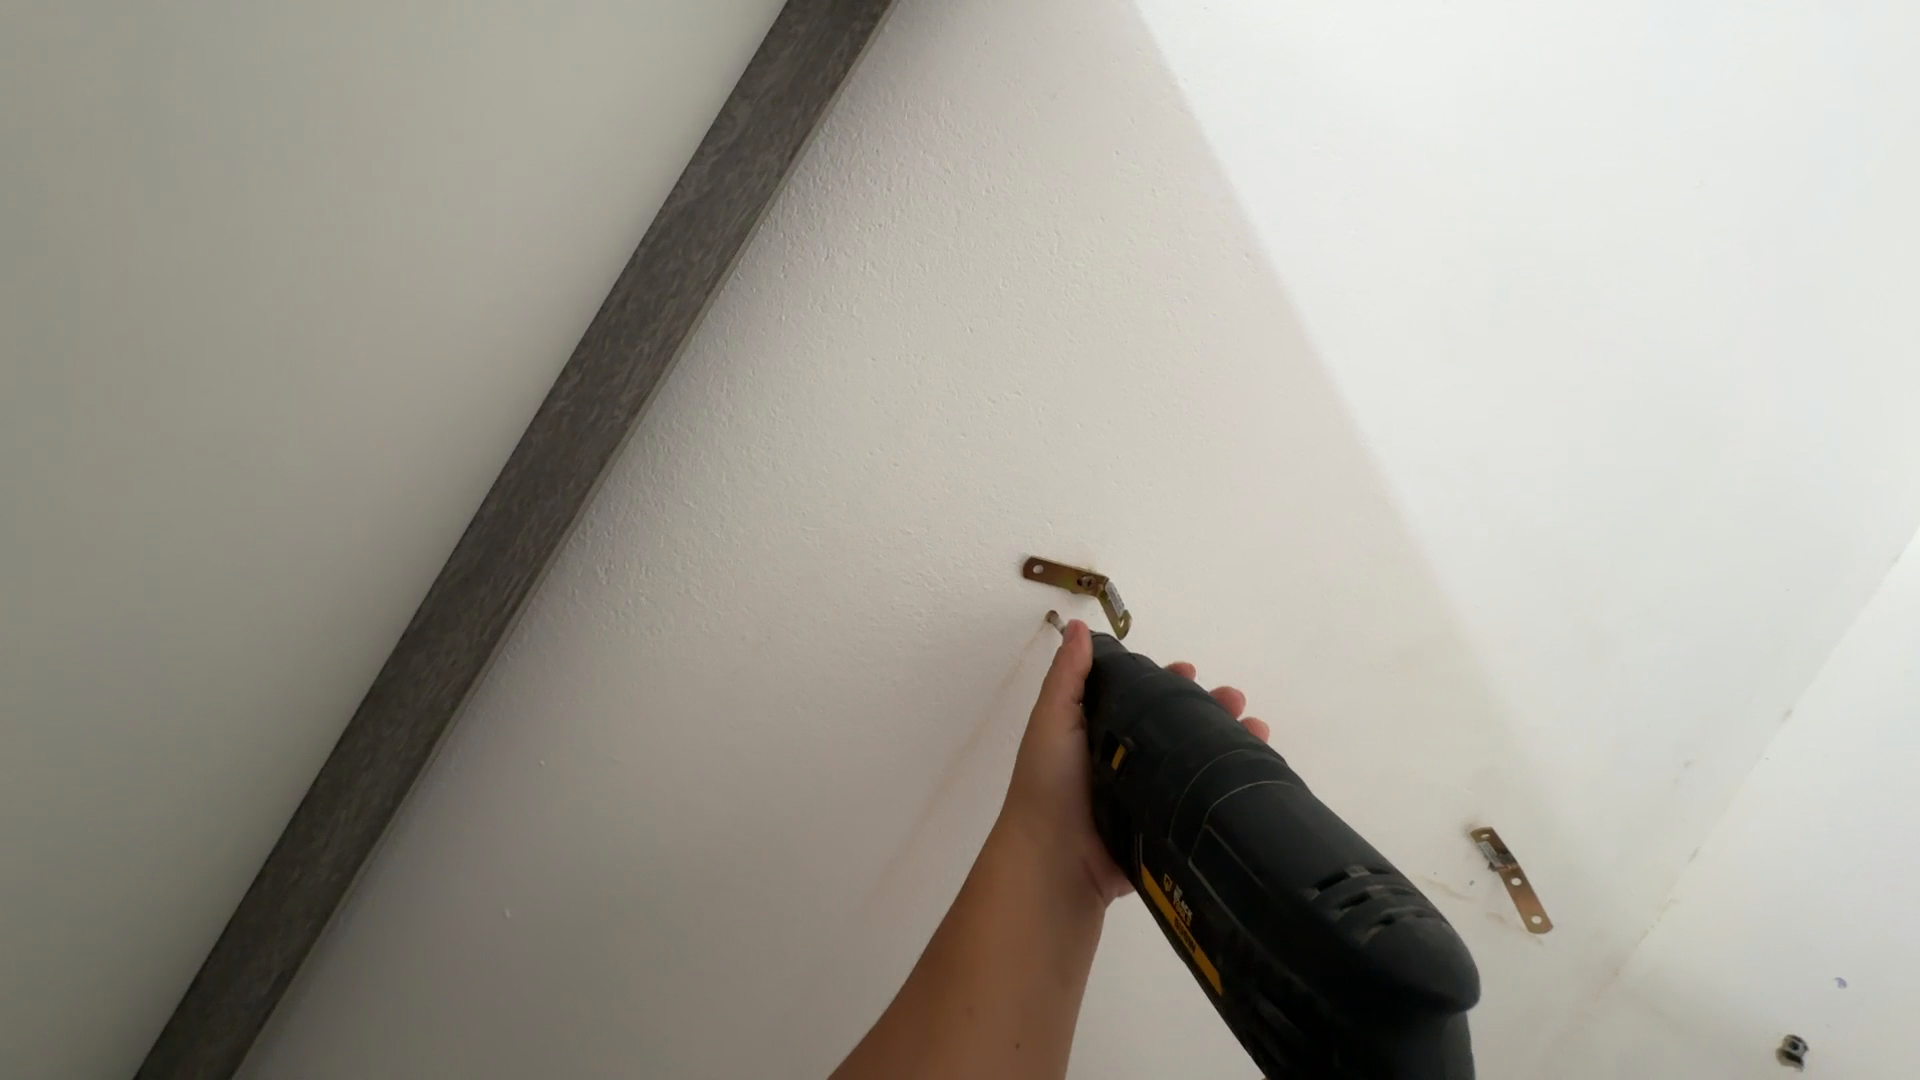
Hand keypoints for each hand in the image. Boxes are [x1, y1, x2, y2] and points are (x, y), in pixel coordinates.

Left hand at [998, 618, 1270, 907]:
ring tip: (1256, 728)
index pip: (1136, 697)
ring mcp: (1144, 795)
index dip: (1163, 681)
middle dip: (1206, 708)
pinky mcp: (1163, 826)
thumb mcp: (1053, 719)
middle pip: (1171, 726)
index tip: (1190, 669)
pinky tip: (1253, 773)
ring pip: (1190, 760)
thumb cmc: (1051, 783)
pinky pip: (1198, 799)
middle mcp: (1121, 759)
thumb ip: (1068, 676)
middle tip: (1235, 698)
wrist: (1057, 860)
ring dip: (1224, 741)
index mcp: (1095, 732)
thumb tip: (1077, 625)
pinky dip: (1225, 784)